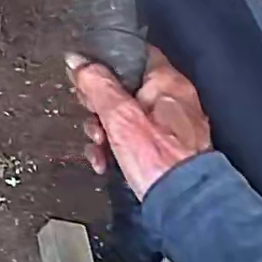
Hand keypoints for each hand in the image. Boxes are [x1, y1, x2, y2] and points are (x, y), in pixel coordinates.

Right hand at [67, 46, 212, 198]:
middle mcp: (172, 102)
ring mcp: (169, 127)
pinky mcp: (163, 150)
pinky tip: (106, 160)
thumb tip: (78, 61)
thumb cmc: (162, 162)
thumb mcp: (118, 116)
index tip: (86, 75)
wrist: (184, 206)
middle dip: (97, 105)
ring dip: (102, 130)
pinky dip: (114, 148)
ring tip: (100, 146)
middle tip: (93, 117)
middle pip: (121, 88)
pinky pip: (130, 139)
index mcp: (167, 84)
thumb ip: (97, 85)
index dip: (104, 62)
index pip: (132, 55)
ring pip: (122, 116)